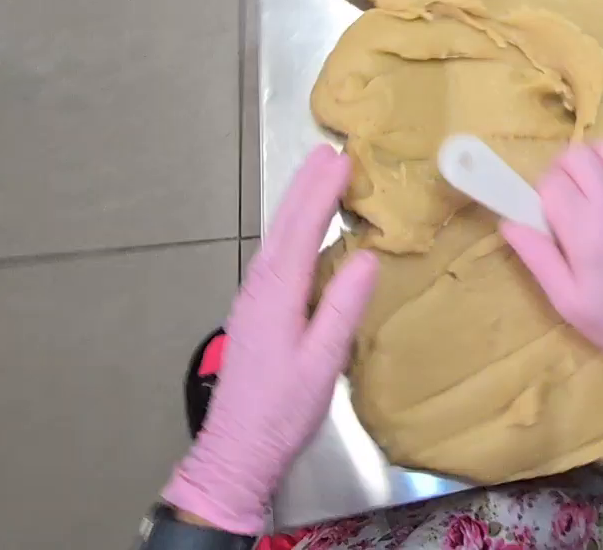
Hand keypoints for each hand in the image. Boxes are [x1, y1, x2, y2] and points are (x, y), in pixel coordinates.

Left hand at [161, 145, 378, 533]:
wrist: (235, 452)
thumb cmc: (283, 409)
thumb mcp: (321, 362)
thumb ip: (342, 308)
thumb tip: (368, 255)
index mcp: (277, 294)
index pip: (302, 230)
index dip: (321, 193)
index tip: (342, 159)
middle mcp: (261, 286)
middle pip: (283, 225)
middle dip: (306, 185)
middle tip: (329, 150)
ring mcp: (255, 296)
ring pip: (277, 235)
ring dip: (298, 200)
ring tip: (318, 173)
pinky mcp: (258, 308)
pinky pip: (278, 251)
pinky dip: (294, 225)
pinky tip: (304, 225)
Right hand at [501, 140, 602, 397]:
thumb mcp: (565, 299)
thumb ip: (537, 256)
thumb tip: (508, 223)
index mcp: (585, 229)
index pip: (551, 182)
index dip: (540, 195)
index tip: (544, 218)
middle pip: (576, 155)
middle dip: (560, 171)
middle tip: (560, 201)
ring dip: (589, 158)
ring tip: (584, 186)